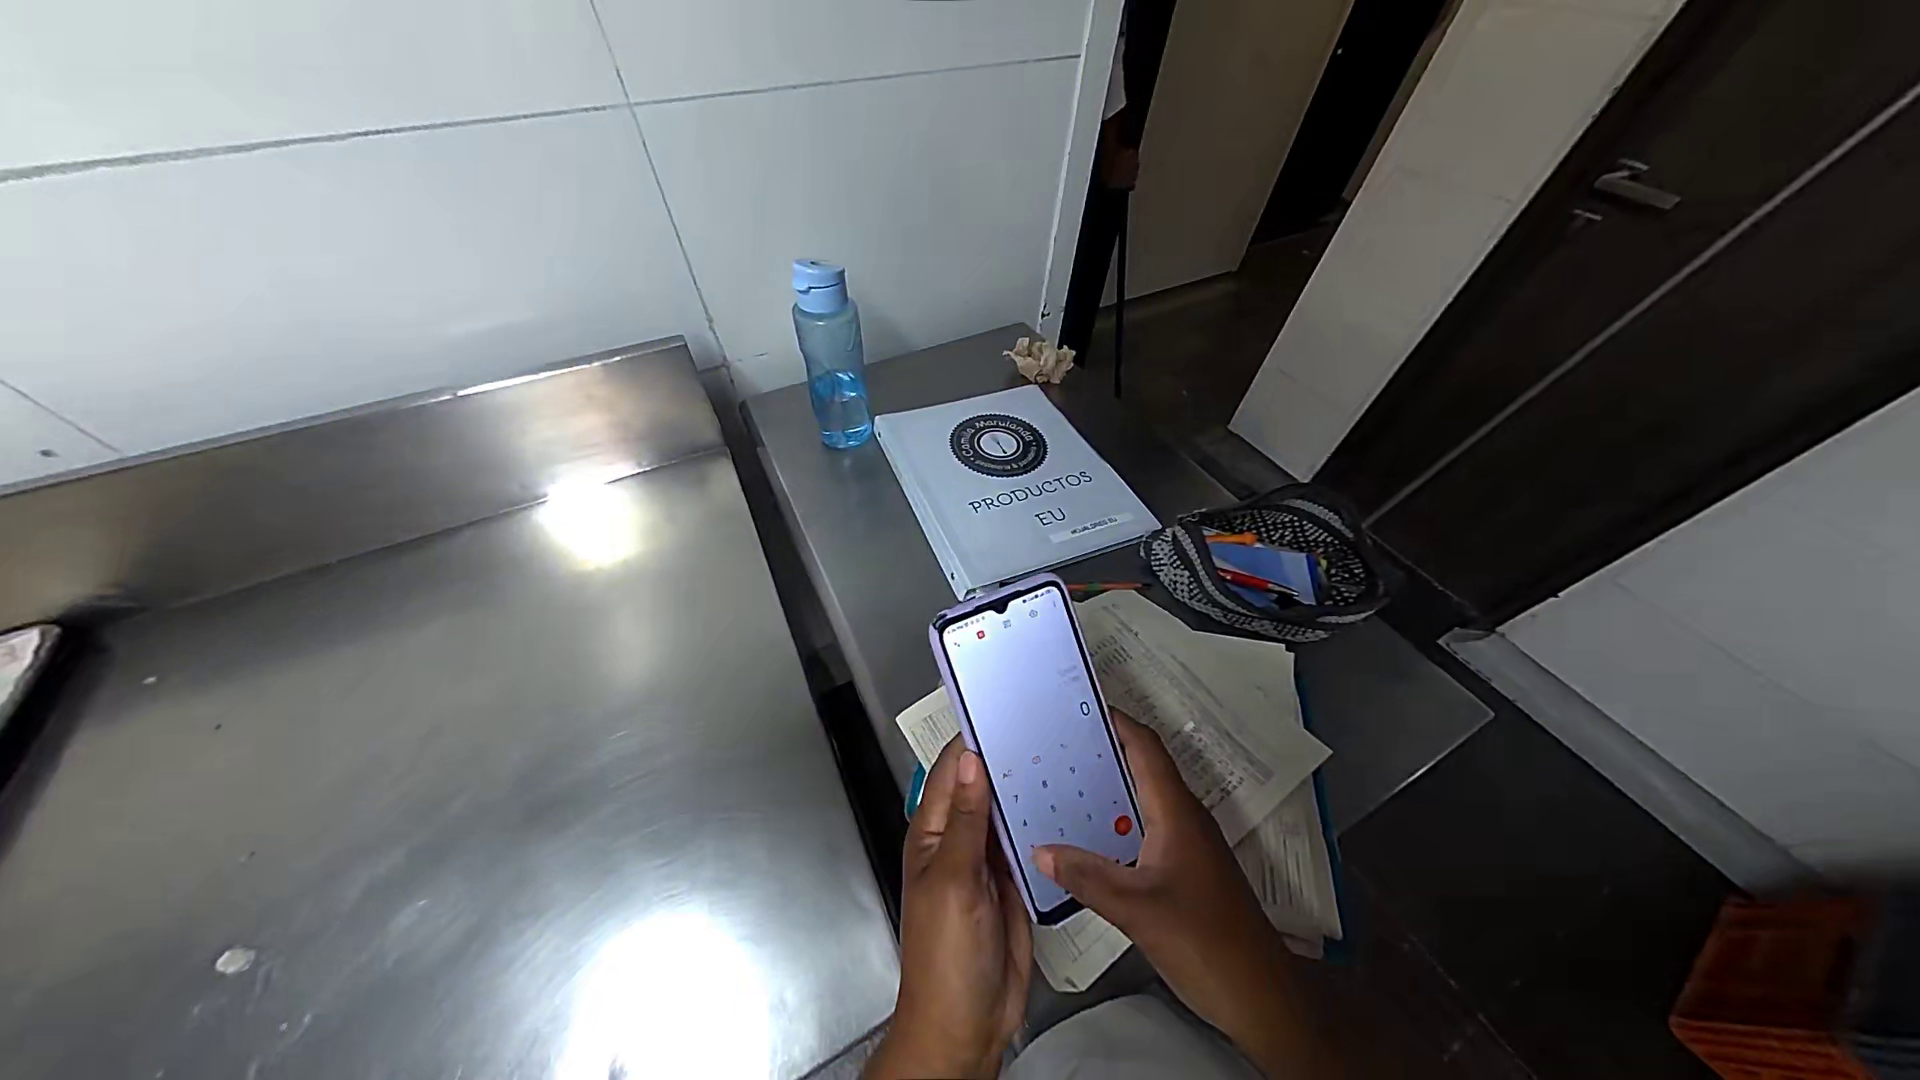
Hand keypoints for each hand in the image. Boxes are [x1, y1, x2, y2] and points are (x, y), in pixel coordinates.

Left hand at [865, 738, 1031, 1079]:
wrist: (967, 1022)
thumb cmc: (944, 958)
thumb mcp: (954, 882)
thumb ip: (967, 822)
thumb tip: (973, 763)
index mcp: (933, 832)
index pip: (952, 770)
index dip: (973, 740)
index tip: (1000, 712)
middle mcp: (959, 839)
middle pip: (982, 786)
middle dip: (1006, 759)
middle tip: (1042, 729)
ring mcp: (987, 859)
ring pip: (1007, 810)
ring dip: (1026, 789)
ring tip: (1059, 756)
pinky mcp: (1012, 879)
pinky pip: (1026, 840)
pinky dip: (1040, 822)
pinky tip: (1064, 805)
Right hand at [1034, 711, 1337, 1077]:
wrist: (1260, 995)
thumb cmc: (1207, 943)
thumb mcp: (1136, 908)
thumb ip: (1086, 876)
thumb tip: (1043, 851)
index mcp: (1176, 812)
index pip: (1145, 748)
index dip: (1116, 722)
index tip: (1080, 709)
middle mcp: (1184, 818)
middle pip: (1143, 766)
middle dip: (1104, 751)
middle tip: (1060, 747)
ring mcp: (1187, 843)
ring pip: (1143, 798)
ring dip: (1109, 787)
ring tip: (1065, 785)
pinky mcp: (1186, 867)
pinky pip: (1146, 826)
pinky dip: (1117, 821)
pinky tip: (1090, 838)